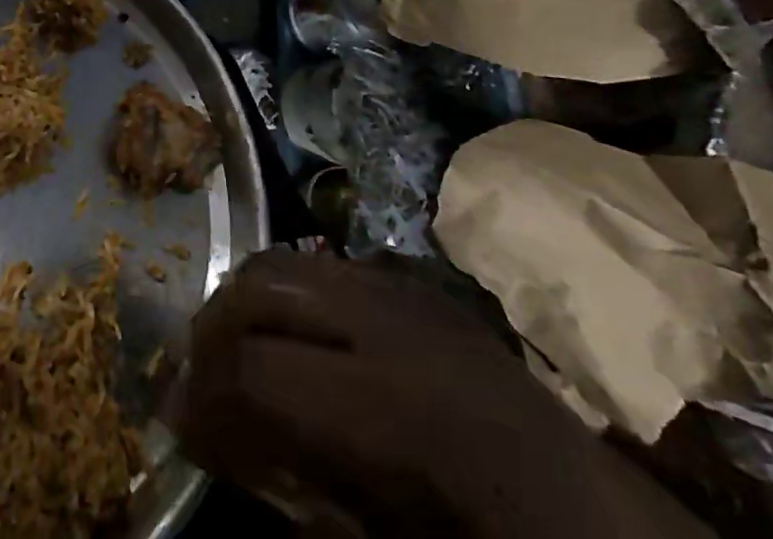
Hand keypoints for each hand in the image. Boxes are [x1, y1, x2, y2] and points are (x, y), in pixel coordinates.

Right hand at [177, 252, 714, 538]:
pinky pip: (324, 268)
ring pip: (288, 262)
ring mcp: (411, 294)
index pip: (258, 369)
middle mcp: (399, 325)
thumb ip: (289, 489)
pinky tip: (292, 342)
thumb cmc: (488, 537)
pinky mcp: (420, 288)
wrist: (596, 514)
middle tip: (196, 379)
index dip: (201, 396)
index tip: (176, 422)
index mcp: (400, 407)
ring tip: (234, 352)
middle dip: (210, 331)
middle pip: (263, 288)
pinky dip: (285, 297)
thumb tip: (204, 433)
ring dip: (242, 303)